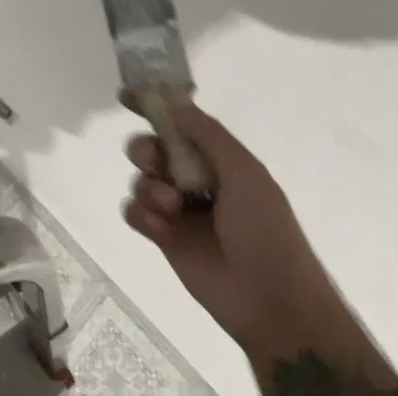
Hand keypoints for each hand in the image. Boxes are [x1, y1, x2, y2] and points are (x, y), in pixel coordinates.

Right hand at [122, 100, 397, 393]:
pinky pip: (134, 212)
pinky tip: (161, 229)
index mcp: (219, 161)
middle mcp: (195, 180)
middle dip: (146, 150)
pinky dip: (142, 214)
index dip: (154, 108)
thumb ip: (207, 134)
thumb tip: (173, 102)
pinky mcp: (163, 239)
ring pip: (141, 180)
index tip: (126, 97)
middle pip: (153, 149)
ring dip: (150, 188)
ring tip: (172, 210)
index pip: (181, 124)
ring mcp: (178, 210)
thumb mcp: (244, 172)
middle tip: (155, 163)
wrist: (271, 300)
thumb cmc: (265, 229)